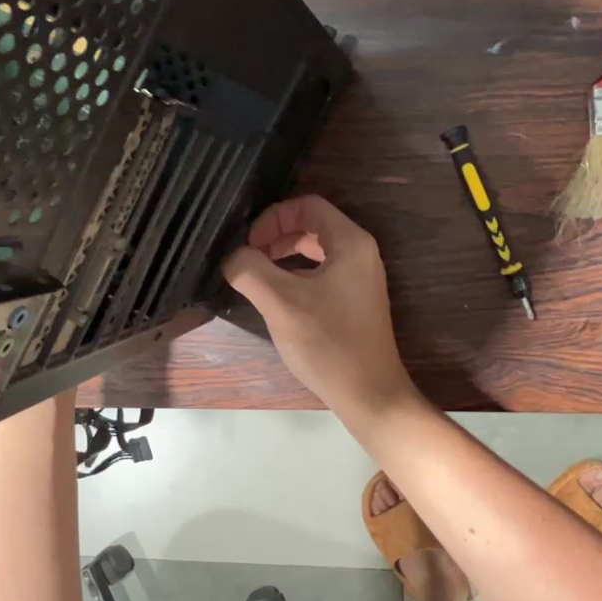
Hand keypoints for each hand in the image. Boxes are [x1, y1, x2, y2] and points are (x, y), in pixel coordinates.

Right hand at [221, 196, 419, 422]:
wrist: (369, 394)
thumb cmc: (328, 344)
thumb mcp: (281, 303)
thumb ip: (250, 271)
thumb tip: (232, 257)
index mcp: (351, 243)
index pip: (307, 205)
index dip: (272, 217)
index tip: (249, 244)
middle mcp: (360, 254)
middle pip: (311, 225)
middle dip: (275, 236)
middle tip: (247, 259)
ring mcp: (359, 279)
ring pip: (315, 251)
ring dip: (282, 256)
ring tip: (255, 276)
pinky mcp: (354, 302)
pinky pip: (320, 273)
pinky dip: (295, 275)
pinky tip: (275, 298)